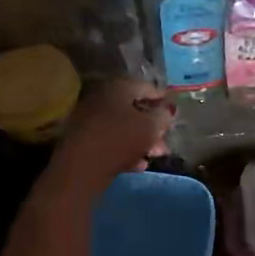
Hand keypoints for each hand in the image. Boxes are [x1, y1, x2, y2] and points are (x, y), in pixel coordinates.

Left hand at [47, 79, 173, 190]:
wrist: (80, 168)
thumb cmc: (120, 140)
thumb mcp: (151, 127)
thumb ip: (163, 116)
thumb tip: (167, 110)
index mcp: (118, 87)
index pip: (147, 87)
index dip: (163, 99)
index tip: (174, 112)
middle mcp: (102, 97)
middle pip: (134, 109)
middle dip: (153, 126)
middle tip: (166, 141)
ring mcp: (89, 118)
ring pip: (123, 127)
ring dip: (142, 140)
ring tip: (155, 155)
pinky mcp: (83, 140)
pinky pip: (110, 140)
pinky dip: (125, 150)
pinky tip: (138, 164)